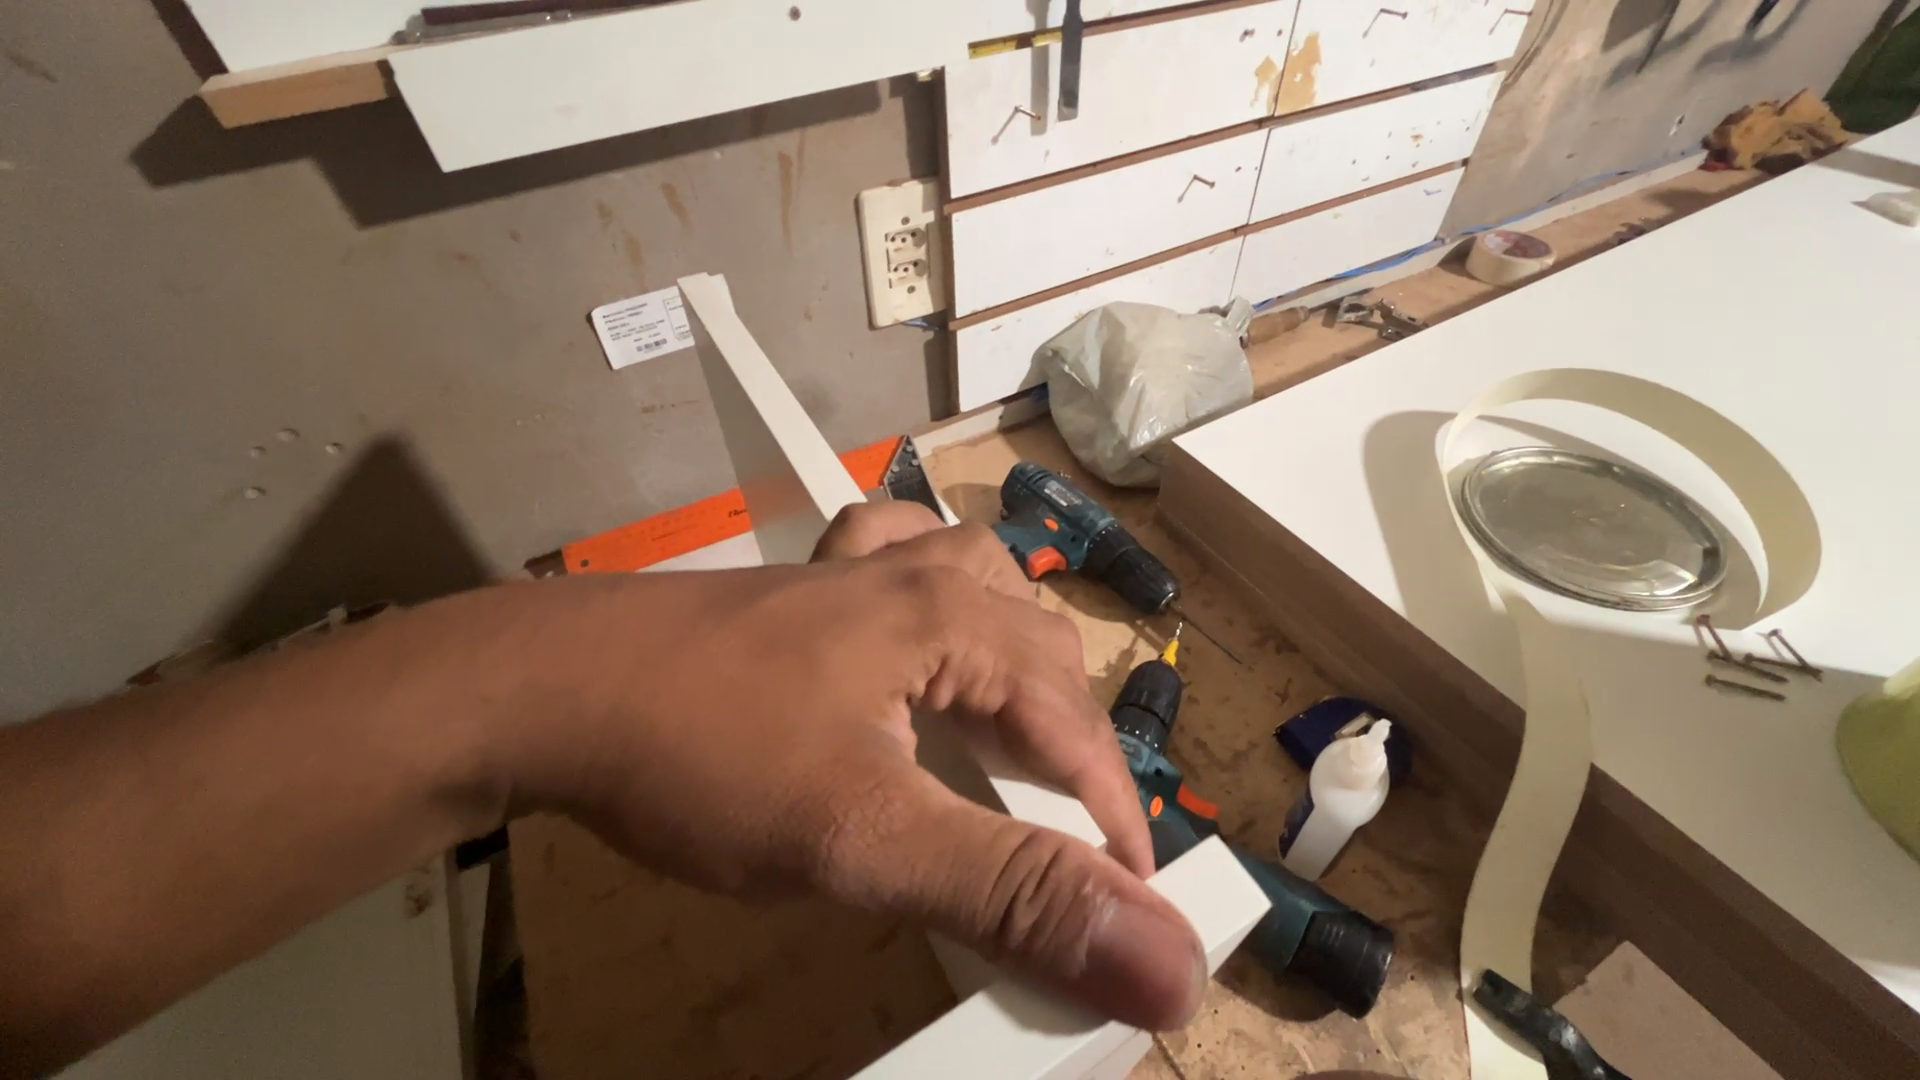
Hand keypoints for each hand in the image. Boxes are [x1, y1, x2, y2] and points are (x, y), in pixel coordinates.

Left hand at [507, 502, 1205, 1030]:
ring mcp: (860, 566)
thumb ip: (1009, 890)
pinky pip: (904, 552)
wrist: (552, 687)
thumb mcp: (864, 840)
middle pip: (1041, 650)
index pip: (1075, 724)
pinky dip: (940, 587)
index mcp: (952, 619)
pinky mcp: (812, 581)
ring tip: (1014, 727)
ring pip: (985, 586)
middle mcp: (920, 574)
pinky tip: (926, 621)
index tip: (1129, 901)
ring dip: (1019, 658)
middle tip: (1058, 830)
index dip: (1114, 816)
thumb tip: (1159, 952)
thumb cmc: (706, 756)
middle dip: (1070, 743)